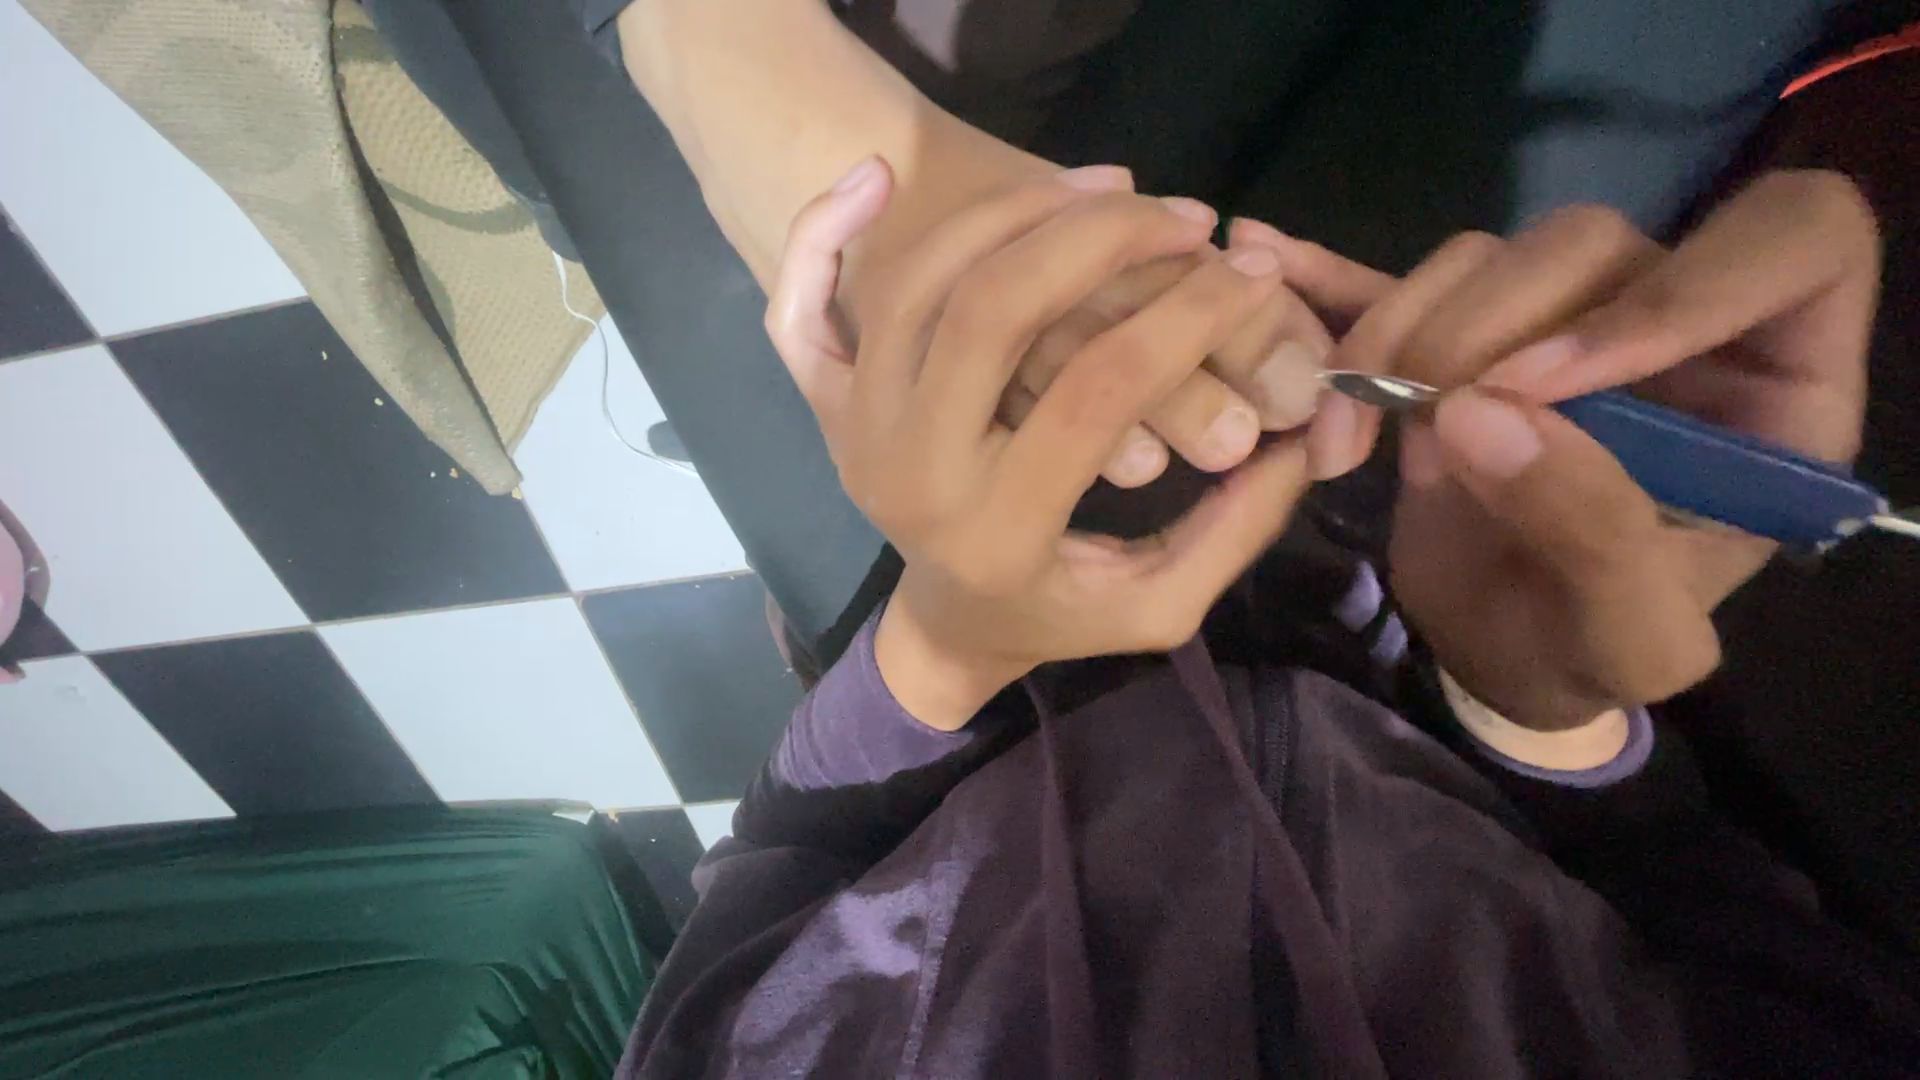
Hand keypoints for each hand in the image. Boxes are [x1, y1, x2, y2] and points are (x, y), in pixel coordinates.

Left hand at [767, 158, 1314, 728]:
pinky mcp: (830, 413)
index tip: (1249, 274)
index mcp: (998, 530)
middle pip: (992, 313)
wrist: (946, 629)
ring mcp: (857, 435)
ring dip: (1012, 215)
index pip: (1096, 393)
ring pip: (920, 287)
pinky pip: (800, 313)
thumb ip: (1235, 529)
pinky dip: (823, 235)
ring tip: (1106, 189)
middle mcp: (910, 473)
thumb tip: (1304, 432)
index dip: (1188, 320)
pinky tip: (876, 178)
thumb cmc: (1051, 620)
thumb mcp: (1155, 607)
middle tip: (1182, 216)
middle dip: (1100, 242)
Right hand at [1253, 171, 1877, 728]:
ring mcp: (1535, 328)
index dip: (1664, 294)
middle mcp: (1654, 327)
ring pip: (1474, 260)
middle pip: (1582, 244)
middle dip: (1475, 330)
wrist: (1494, 648)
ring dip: (1387, 338)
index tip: (1533, 387)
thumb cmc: (1583, 650)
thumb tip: (1476, 415)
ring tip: (1338, 443)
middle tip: (1408, 423)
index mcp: (1761, 384)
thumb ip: (1592, 531)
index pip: (1781, 245)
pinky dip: (1331, 281)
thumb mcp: (1625, 634)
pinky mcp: (1444, 349)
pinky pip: (1392, 289)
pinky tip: (1277, 263)